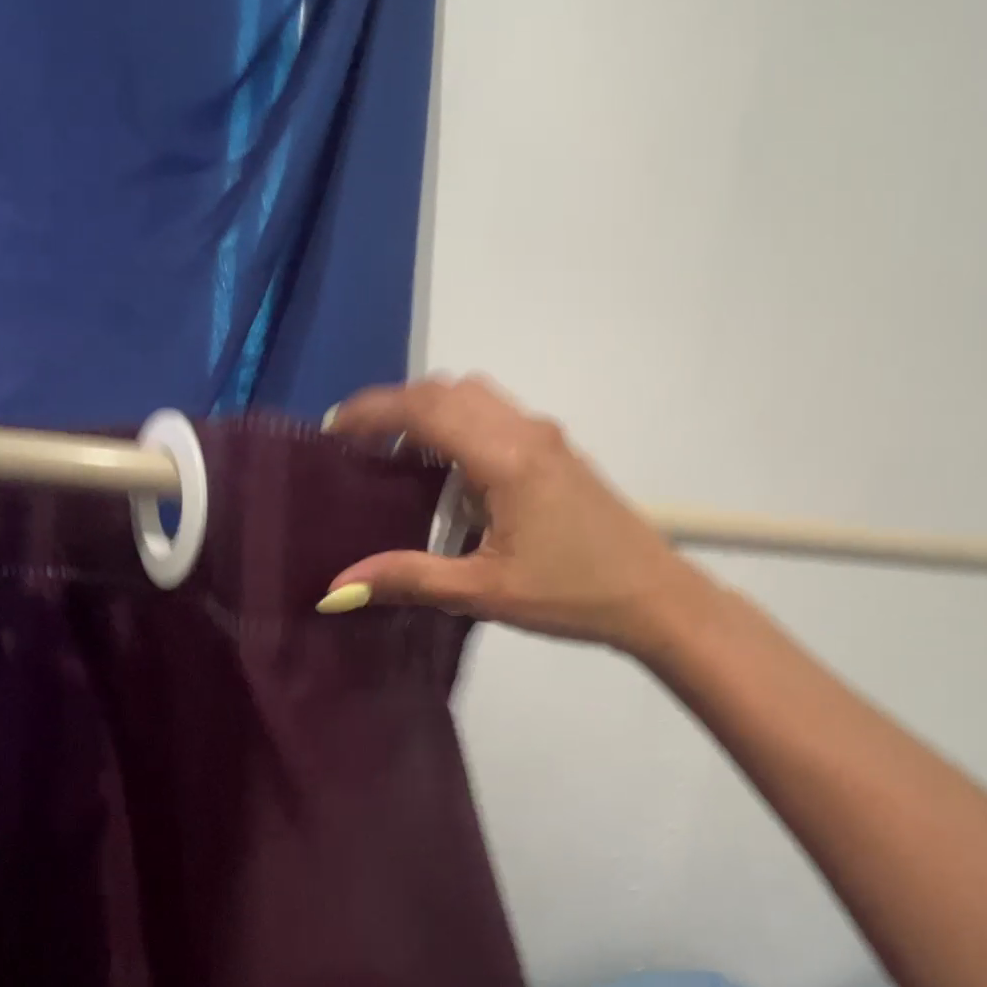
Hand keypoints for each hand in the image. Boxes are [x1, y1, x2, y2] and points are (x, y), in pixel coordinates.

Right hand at [321, 376, 715, 656]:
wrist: (654, 596)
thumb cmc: (572, 595)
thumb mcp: (485, 591)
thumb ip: (409, 579)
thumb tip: (335, 588)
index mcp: (505, 457)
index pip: (425, 407)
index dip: (372, 411)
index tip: (332, 430)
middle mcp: (525, 431)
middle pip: (448, 390)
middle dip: (396, 407)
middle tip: (359, 446)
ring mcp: (546, 436)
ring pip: (475, 397)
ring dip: (431, 412)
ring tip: (398, 457)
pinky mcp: (557, 451)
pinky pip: (496, 416)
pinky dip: (459, 425)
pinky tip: (449, 473)